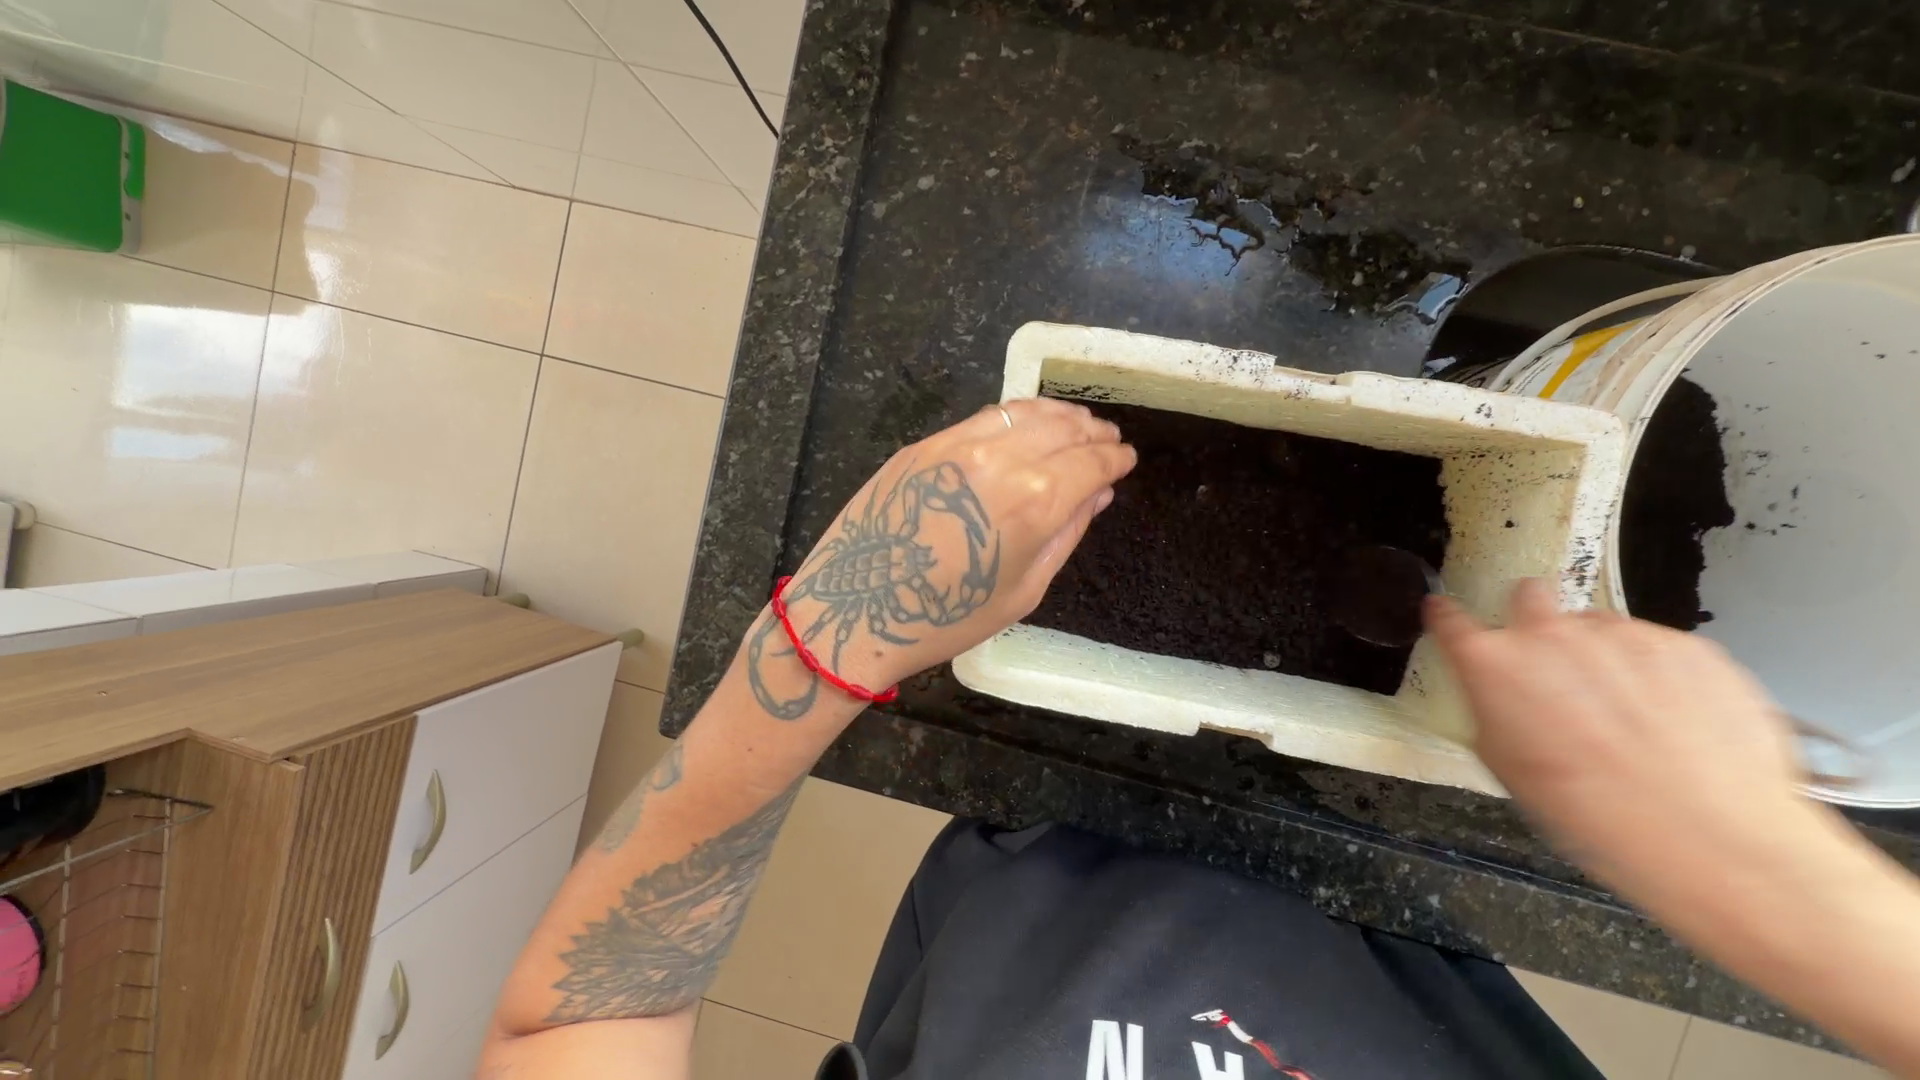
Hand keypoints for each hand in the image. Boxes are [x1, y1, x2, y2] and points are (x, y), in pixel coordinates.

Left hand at [742, 399, 1135, 719]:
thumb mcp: (1023, 590)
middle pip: (1063, 430)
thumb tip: (1097, 494)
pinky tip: (1025, 425)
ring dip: (1059, 416)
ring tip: (1075, 425)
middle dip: (1093, 433)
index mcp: (1036, 501)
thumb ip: (1066, 533)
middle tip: (1107, 439)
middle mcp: (1002, 459)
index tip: (1126, 459)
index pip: (1092, 463)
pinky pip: (985, 417)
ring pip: (1025, 413)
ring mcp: (959, 445)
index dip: (1115, 458)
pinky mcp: (926, 444)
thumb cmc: (947, 617)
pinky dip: (1018, 416)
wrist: (856, 608)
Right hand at [1424, 580, 1811, 895]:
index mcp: (1491, 663)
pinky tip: (1669, 719)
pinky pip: (1657, 647)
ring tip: (1624, 709)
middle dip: (1531, 616)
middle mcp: (1549, 634)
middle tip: (1549, 661)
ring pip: (1597, 625)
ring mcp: (1621, 635)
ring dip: (1598, 652)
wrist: (1705, 836)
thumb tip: (1502, 697)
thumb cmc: (1589, 811)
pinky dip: (1656, 673)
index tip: (1447, 615)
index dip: (1446, 617)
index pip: (1449, 618)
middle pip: (1527, 593)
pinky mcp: (1686, 646)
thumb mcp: (1504, 764)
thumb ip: (1492, 709)